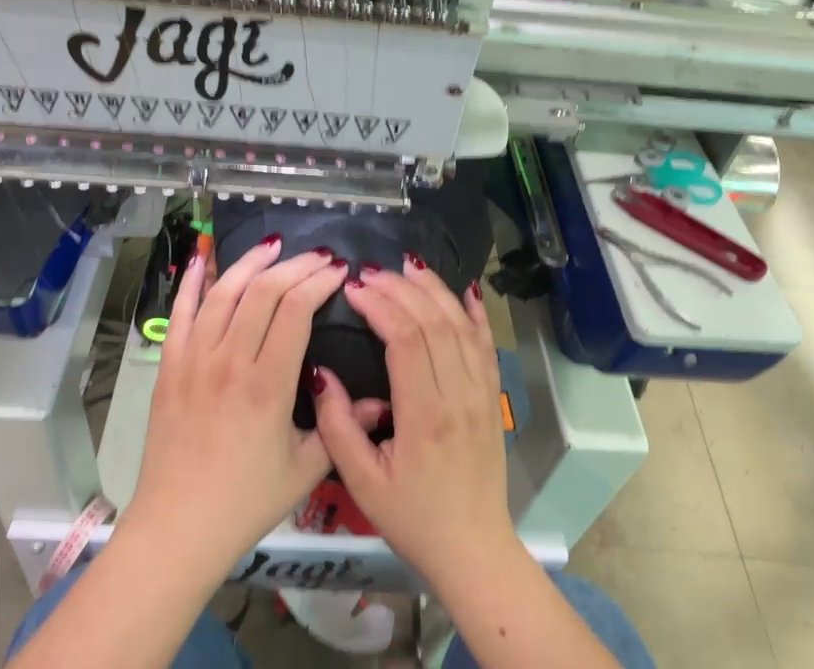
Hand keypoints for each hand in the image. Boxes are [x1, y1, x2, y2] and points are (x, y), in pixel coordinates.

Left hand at [119, 238, 351, 576]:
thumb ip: (341, 426)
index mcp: (267, 384)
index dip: (319, 282)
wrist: (179, 525)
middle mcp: (229, 361)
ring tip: (274, 247)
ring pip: (222, 293)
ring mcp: (193, 360)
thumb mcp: (307, 469)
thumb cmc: (247, 501)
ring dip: (249, 264)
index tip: (339, 271)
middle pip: (262, 292)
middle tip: (320, 257)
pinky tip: (201, 260)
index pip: (295, 310)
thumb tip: (379, 399)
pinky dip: (190, 283)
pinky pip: (178, 313)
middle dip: (295, 266)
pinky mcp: (169, 367)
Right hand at [309, 257, 520, 586]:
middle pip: (435, 323)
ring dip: (435, 291)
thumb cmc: (412, 517)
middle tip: (370, 272)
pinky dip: (476, 315)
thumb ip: (338, 427)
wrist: (472, 547)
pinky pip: (487, 346)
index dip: (381, 306)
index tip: (354, 288)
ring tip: (407, 266)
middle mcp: (459, 395)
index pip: (407, 340)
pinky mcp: (492, 399)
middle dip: (402, 290)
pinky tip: (465, 291)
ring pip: (462, 327)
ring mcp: (482, 394)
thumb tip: (320, 375)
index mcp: (426, 414)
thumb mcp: (362, 482)